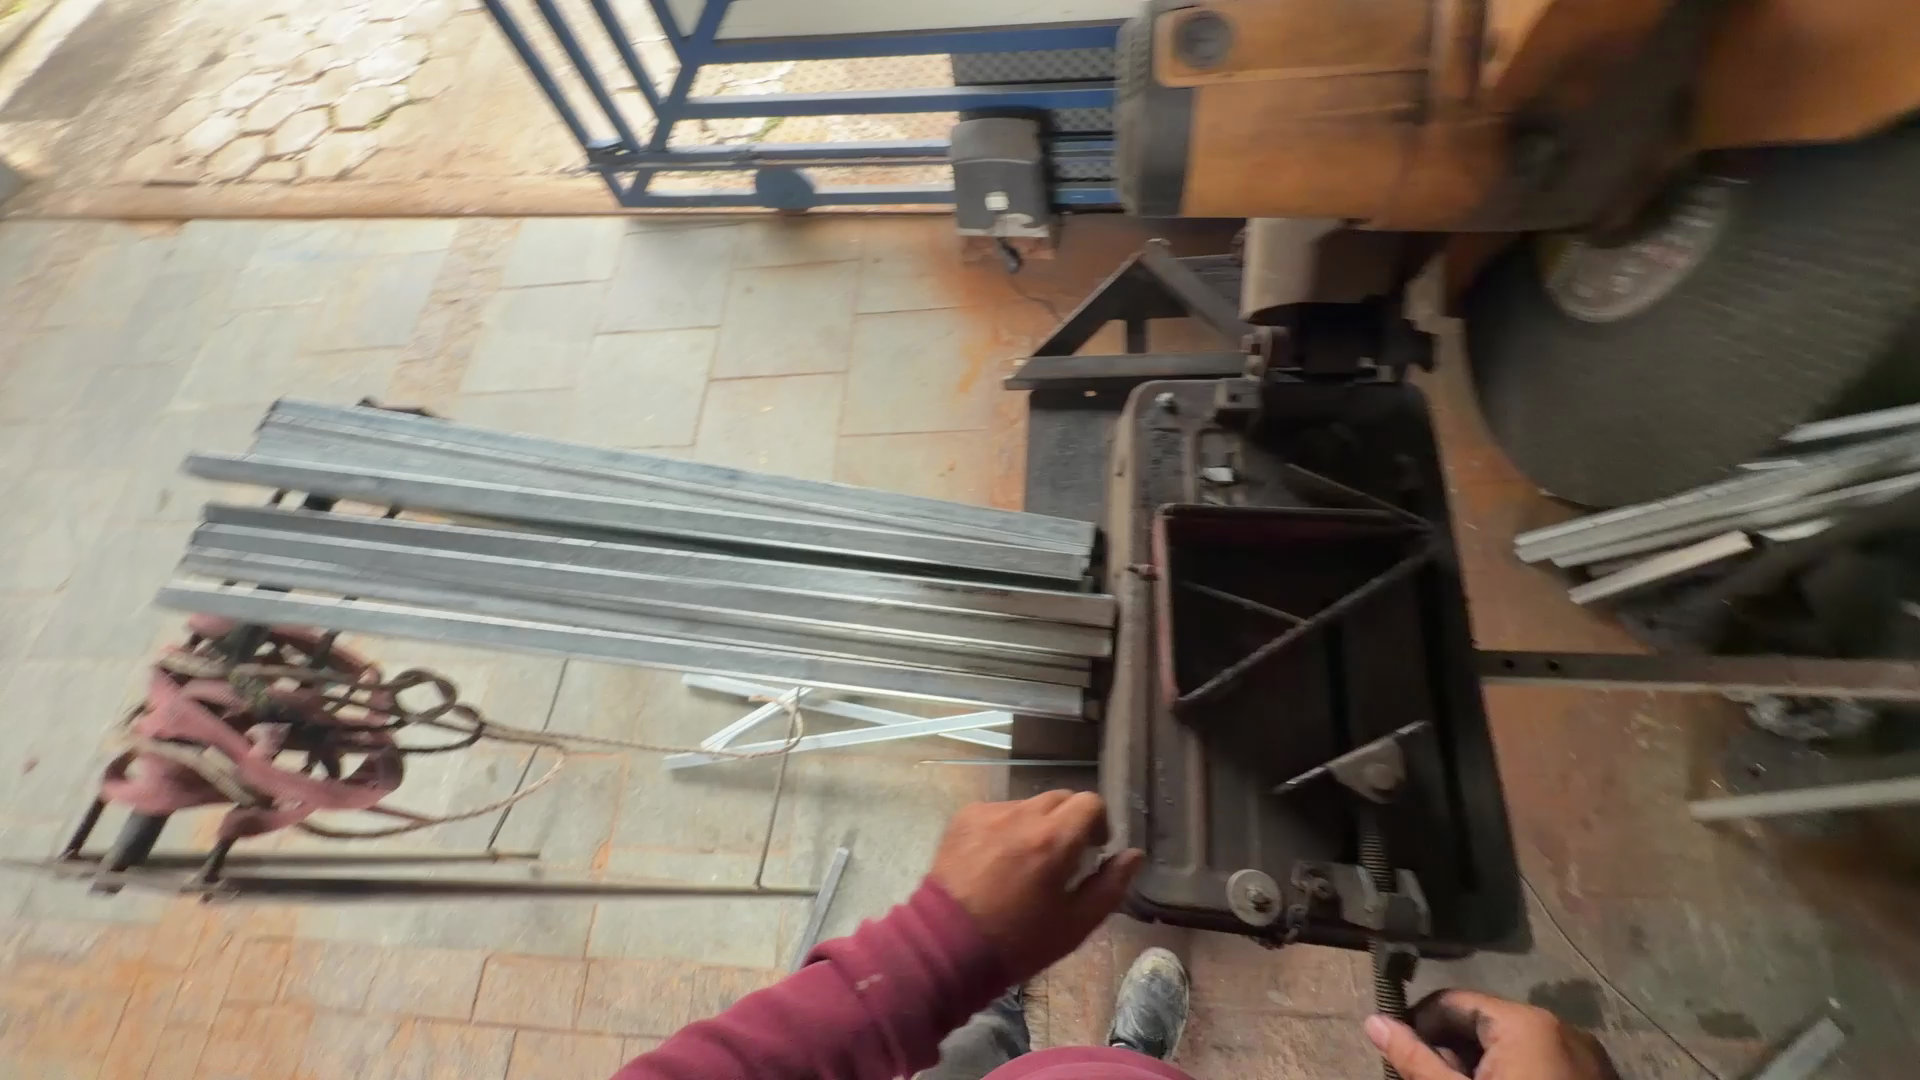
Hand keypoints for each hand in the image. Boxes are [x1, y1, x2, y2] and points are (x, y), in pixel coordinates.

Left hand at [929, 791, 1144, 983]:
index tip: (1092, 849)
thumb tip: (1134, 855)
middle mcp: (1022, 815)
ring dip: (1037, 824)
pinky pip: (998, 811)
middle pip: (1060, 798)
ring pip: (1028, 804)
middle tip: (1062, 857)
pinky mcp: (964, 817)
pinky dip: (1006, 828)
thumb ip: (1110, 886)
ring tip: (1025, 863)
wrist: (945, 945)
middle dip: (1069, 821)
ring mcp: (989, 812)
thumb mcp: (1074, 924)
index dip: (1098, 823)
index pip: (1090, 802)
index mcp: (1053, 839)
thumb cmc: (1017, 942)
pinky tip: (996, 862)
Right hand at [1365, 990, 1621, 1079]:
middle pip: (1480, 1025)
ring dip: (1479, 1069)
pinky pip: (1540, 1067)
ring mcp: (1587, 1060)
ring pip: (1510, 1048)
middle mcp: (1560, 1029)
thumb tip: (1372, 1022)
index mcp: (1525, 1022)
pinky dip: (1512, 1079)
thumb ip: (1414, 1058)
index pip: (1450, 1003)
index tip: (1401, 1057)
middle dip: (1450, 1053)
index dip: (1418, 1026)